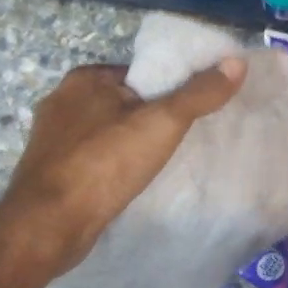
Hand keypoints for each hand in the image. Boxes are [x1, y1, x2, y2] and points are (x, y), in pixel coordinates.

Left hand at [0, 60, 245, 277]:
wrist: (49, 225)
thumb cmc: (105, 164)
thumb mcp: (163, 123)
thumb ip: (200, 93)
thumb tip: (238, 62)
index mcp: (84, 79)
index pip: (141, 74)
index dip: (170, 90)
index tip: (191, 112)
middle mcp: (62, 101)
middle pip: (124, 102)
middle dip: (150, 118)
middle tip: (181, 139)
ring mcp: (51, 138)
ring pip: (107, 132)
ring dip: (130, 143)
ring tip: (159, 162)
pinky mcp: (50, 170)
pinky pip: (93, 158)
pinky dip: (112, 165)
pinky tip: (129, 181)